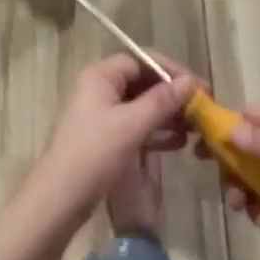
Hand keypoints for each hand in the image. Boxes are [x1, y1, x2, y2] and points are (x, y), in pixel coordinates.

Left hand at [30, 52, 200, 212]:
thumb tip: (191, 82)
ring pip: (141, 105)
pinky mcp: (105, 137)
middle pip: (143, 82)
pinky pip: (135, 125)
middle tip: (199, 109)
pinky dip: (155, 131)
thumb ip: (162, 101)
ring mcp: (102, 113)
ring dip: (167, 114)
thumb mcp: (132, 125)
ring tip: (193, 128)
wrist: (59, 200)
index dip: (171, 70)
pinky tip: (177, 143)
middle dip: (172, 95)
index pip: (143, 59)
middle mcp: (100, 88)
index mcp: (101, 75)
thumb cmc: (94, 153)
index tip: (197, 86)